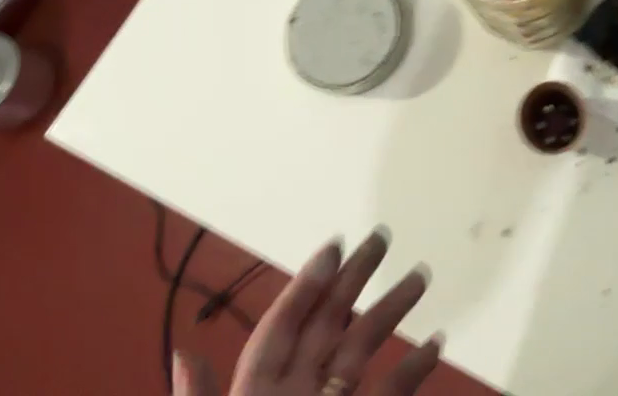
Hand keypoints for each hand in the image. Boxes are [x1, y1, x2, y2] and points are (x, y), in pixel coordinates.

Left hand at [173, 231, 442, 395]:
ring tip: (420, 277)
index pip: (282, 329)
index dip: (305, 286)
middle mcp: (296, 395)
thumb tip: (183, 353)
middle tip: (383, 237)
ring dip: (390, 313)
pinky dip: (412, 373)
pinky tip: (435, 346)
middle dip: (354, 280)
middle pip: (327, 326)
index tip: (335, 246)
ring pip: (361, 352)